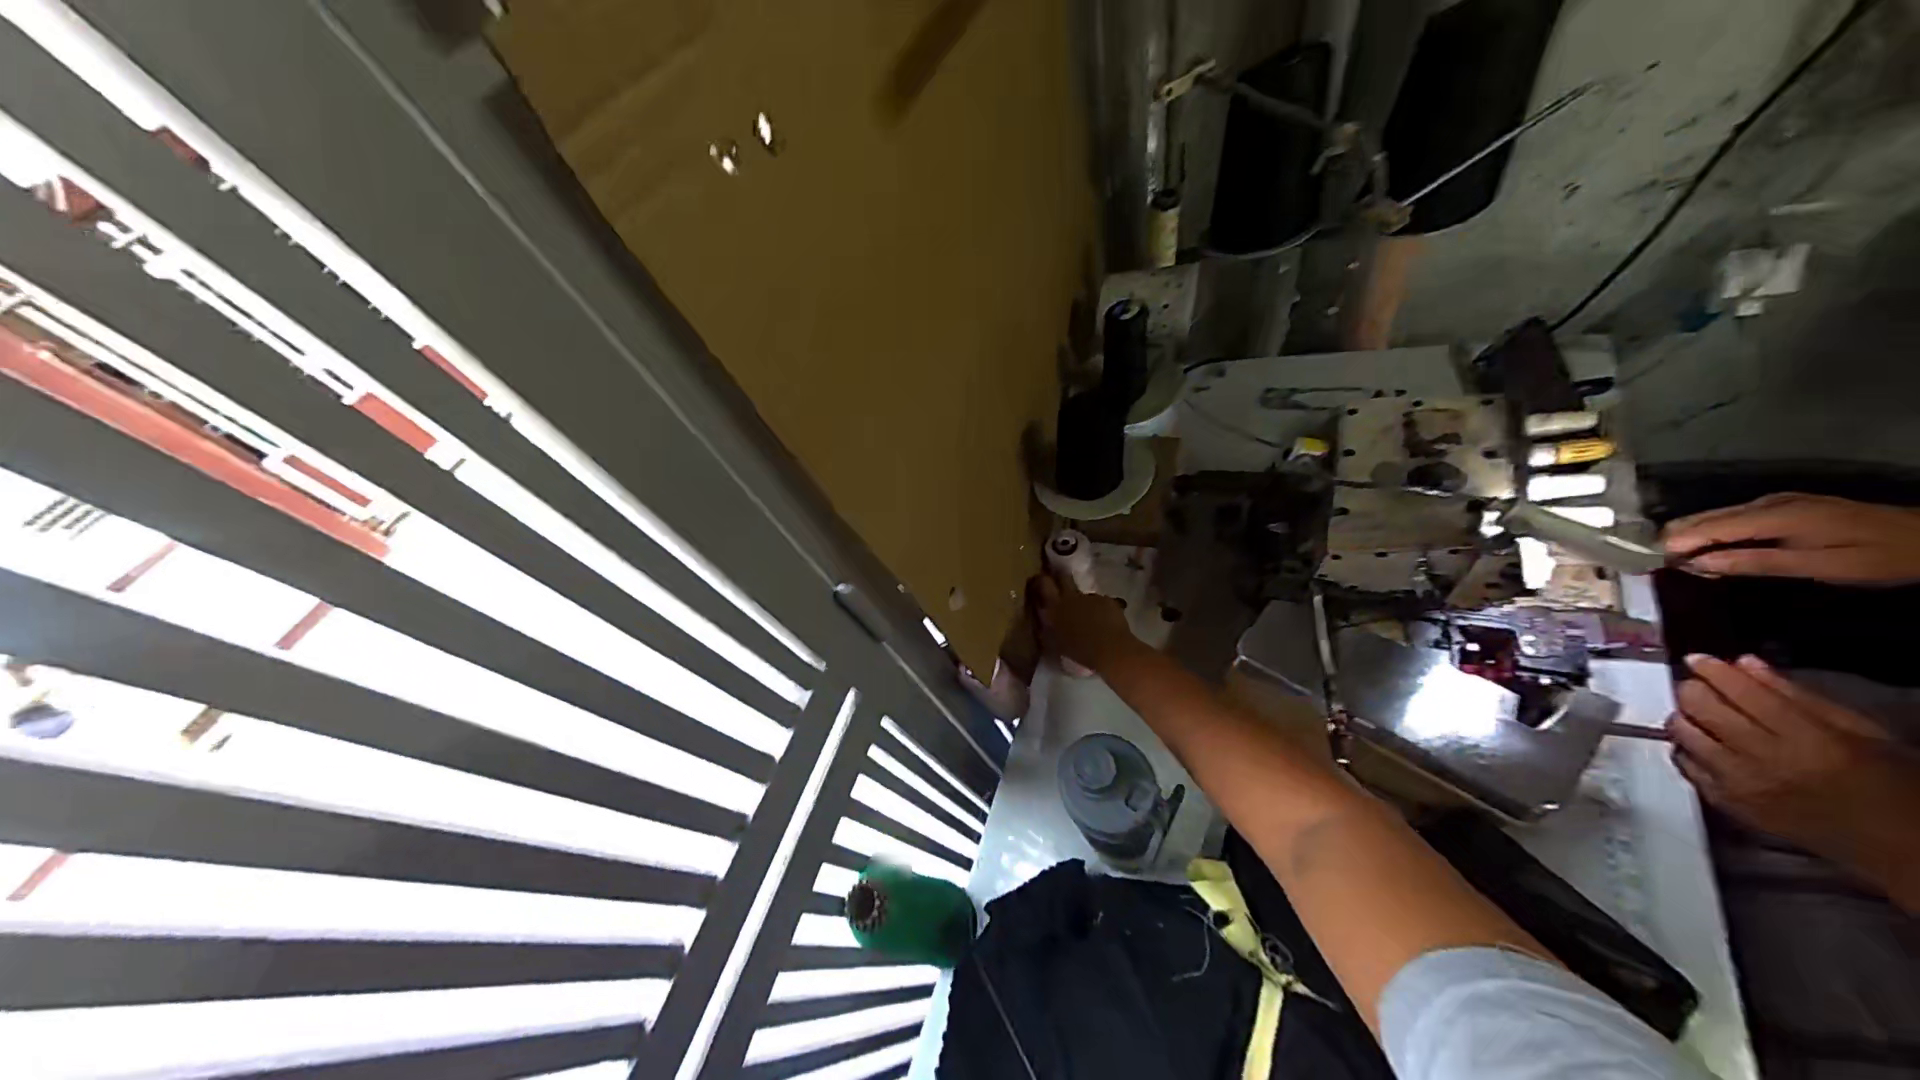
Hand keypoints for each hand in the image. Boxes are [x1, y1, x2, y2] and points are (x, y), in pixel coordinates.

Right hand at [1027, 573, 1134, 671]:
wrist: (1110, 651)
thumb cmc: (1079, 652)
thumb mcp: (1054, 642)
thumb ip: (1049, 627)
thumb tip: (1046, 619)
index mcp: (1055, 607)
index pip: (1044, 583)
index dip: (1042, 580)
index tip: (1039, 581)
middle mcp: (1071, 597)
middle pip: (1063, 578)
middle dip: (1061, 579)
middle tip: (1061, 587)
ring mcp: (1091, 597)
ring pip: (1084, 595)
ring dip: (1084, 603)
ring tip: (1090, 619)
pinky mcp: (1108, 600)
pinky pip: (1101, 602)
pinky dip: (1101, 611)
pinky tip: (1105, 624)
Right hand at [1662, 493, 1919, 584]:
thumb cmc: (1880, 556)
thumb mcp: (1822, 566)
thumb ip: (1757, 563)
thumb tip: (1698, 564)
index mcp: (1778, 516)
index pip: (1711, 528)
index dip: (1677, 543)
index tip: (1649, 562)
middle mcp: (1769, 502)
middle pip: (1705, 518)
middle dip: (1676, 539)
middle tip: (1657, 564)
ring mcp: (1775, 501)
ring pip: (1714, 516)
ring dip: (1692, 536)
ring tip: (1677, 561)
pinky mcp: (1781, 506)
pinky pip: (1732, 517)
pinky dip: (1711, 533)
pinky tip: (1708, 549)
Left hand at [1670, 655, 1919, 904]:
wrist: (1903, 847)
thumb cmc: (1894, 784)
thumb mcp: (1861, 731)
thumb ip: (1795, 694)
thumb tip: (1744, 663)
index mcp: (1811, 741)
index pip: (1742, 693)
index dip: (1712, 670)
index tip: (1700, 660)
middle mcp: (1767, 762)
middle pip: (1701, 709)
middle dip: (1693, 690)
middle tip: (1701, 686)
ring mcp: (1741, 785)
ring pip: (1683, 733)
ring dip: (1686, 717)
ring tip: (1703, 714)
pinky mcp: (1727, 804)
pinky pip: (1685, 764)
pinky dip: (1687, 748)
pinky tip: (1705, 744)